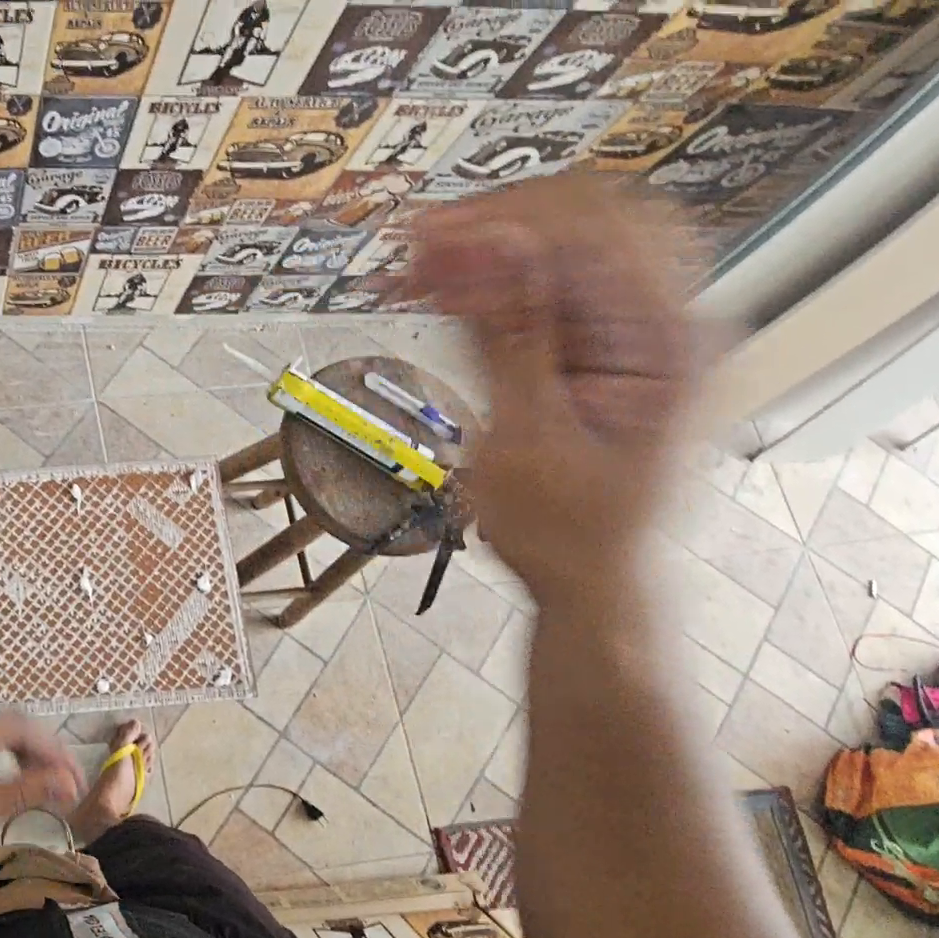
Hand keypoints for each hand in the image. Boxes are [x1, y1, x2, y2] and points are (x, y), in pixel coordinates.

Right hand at [406, 176, 706, 606]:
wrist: (587, 577)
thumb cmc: (562, 529)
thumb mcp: (527, 437)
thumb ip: (515, 337)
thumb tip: (497, 251)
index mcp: (663, 343)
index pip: (593, 232)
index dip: (504, 220)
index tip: (426, 234)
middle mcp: (663, 323)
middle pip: (588, 224)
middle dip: (495, 226)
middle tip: (415, 248)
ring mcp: (637, 333)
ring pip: (566, 251)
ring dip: (487, 252)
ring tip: (415, 269)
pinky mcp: (605, 349)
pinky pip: (551, 292)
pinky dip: (496, 285)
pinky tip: (444, 291)